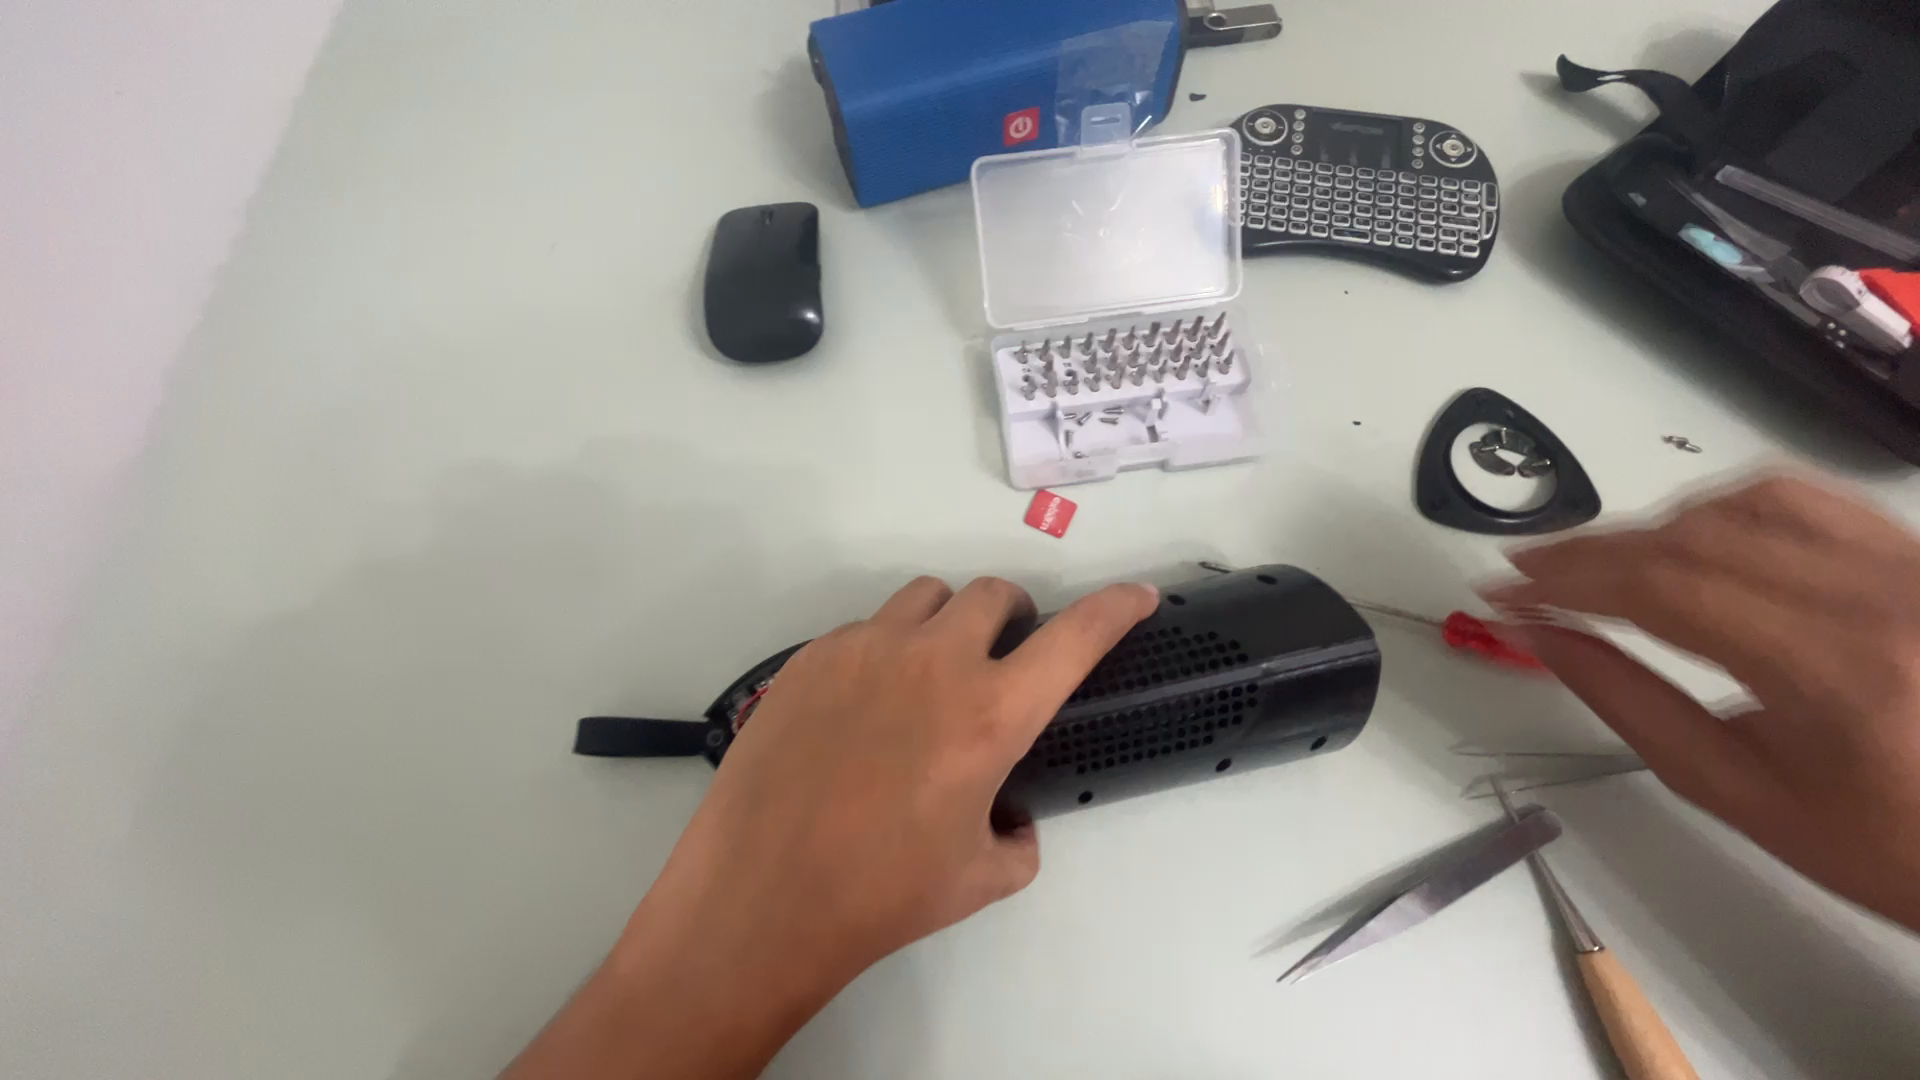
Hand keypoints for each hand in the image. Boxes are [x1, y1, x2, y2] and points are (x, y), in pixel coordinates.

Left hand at [647, 574, 1157, 981]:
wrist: (762, 894)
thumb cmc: (881, 892)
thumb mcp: (979, 879)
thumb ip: (1018, 838)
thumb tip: (1012, 816)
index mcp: (991, 713)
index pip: (1076, 638)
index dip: (1116, 608)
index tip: (1136, 596)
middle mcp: (935, 662)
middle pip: (994, 593)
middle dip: (1013, 617)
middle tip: (1001, 656)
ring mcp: (867, 648)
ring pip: (928, 597)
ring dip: (947, 623)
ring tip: (928, 674)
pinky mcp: (813, 654)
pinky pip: (867, 628)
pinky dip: (885, 649)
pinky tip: (862, 706)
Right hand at [1482, 474, 1919, 929]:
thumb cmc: (1889, 842)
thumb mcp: (1736, 789)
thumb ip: (1625, 701)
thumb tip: (1536, 634)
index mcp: (1838, 672)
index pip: (1659, 589)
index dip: (1563, 581)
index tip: (1501, 591)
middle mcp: (1887, 599)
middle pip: (1691, 540)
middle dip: (1587, 552)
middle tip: (1524, 571)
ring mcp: (1916, 567)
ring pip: (1745, 503)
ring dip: (1646, 526)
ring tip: (1598, 560)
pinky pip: (1810, 499)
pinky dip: (1725, 506)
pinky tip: (1690, 535)